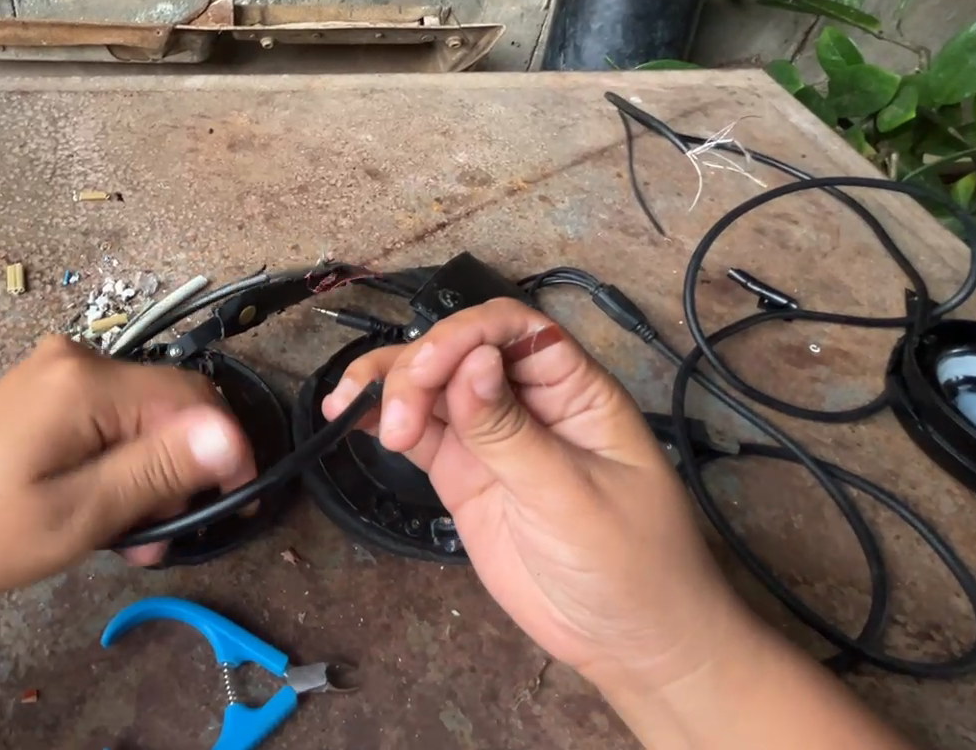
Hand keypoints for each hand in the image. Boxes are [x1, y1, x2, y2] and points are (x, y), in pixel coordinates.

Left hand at [0, 335, 255, 609]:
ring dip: (149, 471)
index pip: (191, 398)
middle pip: (166, 403)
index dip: (225, 448)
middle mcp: (75, 358)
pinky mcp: (43, 390)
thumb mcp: (81, 512)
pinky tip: (102, 502)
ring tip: (128, 535)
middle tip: (161, 538)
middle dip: (181, 467)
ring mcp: (55, 371)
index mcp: (86, 379)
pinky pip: (107, 416)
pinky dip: (118, 458)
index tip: (233, 506)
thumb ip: (159, 468)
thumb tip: (232, 434)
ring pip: (139, 414)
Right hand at [321, 299, 756, 697]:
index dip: (463, 334)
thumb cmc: (630, 566)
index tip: (427, 370)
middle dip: (414, 371)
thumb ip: (510, 432)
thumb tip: (470, 362)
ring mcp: (487, 433)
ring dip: (383, 387)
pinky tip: (348, 418)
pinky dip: (379, 419)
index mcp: (571, 388)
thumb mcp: (572, 498)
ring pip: (425, 385)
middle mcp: (523, 398)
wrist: (627, 644)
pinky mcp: (460, 467)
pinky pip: (415, 429)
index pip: (511, 329)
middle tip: (394, 420)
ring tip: (345, 406)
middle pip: (456, 351)